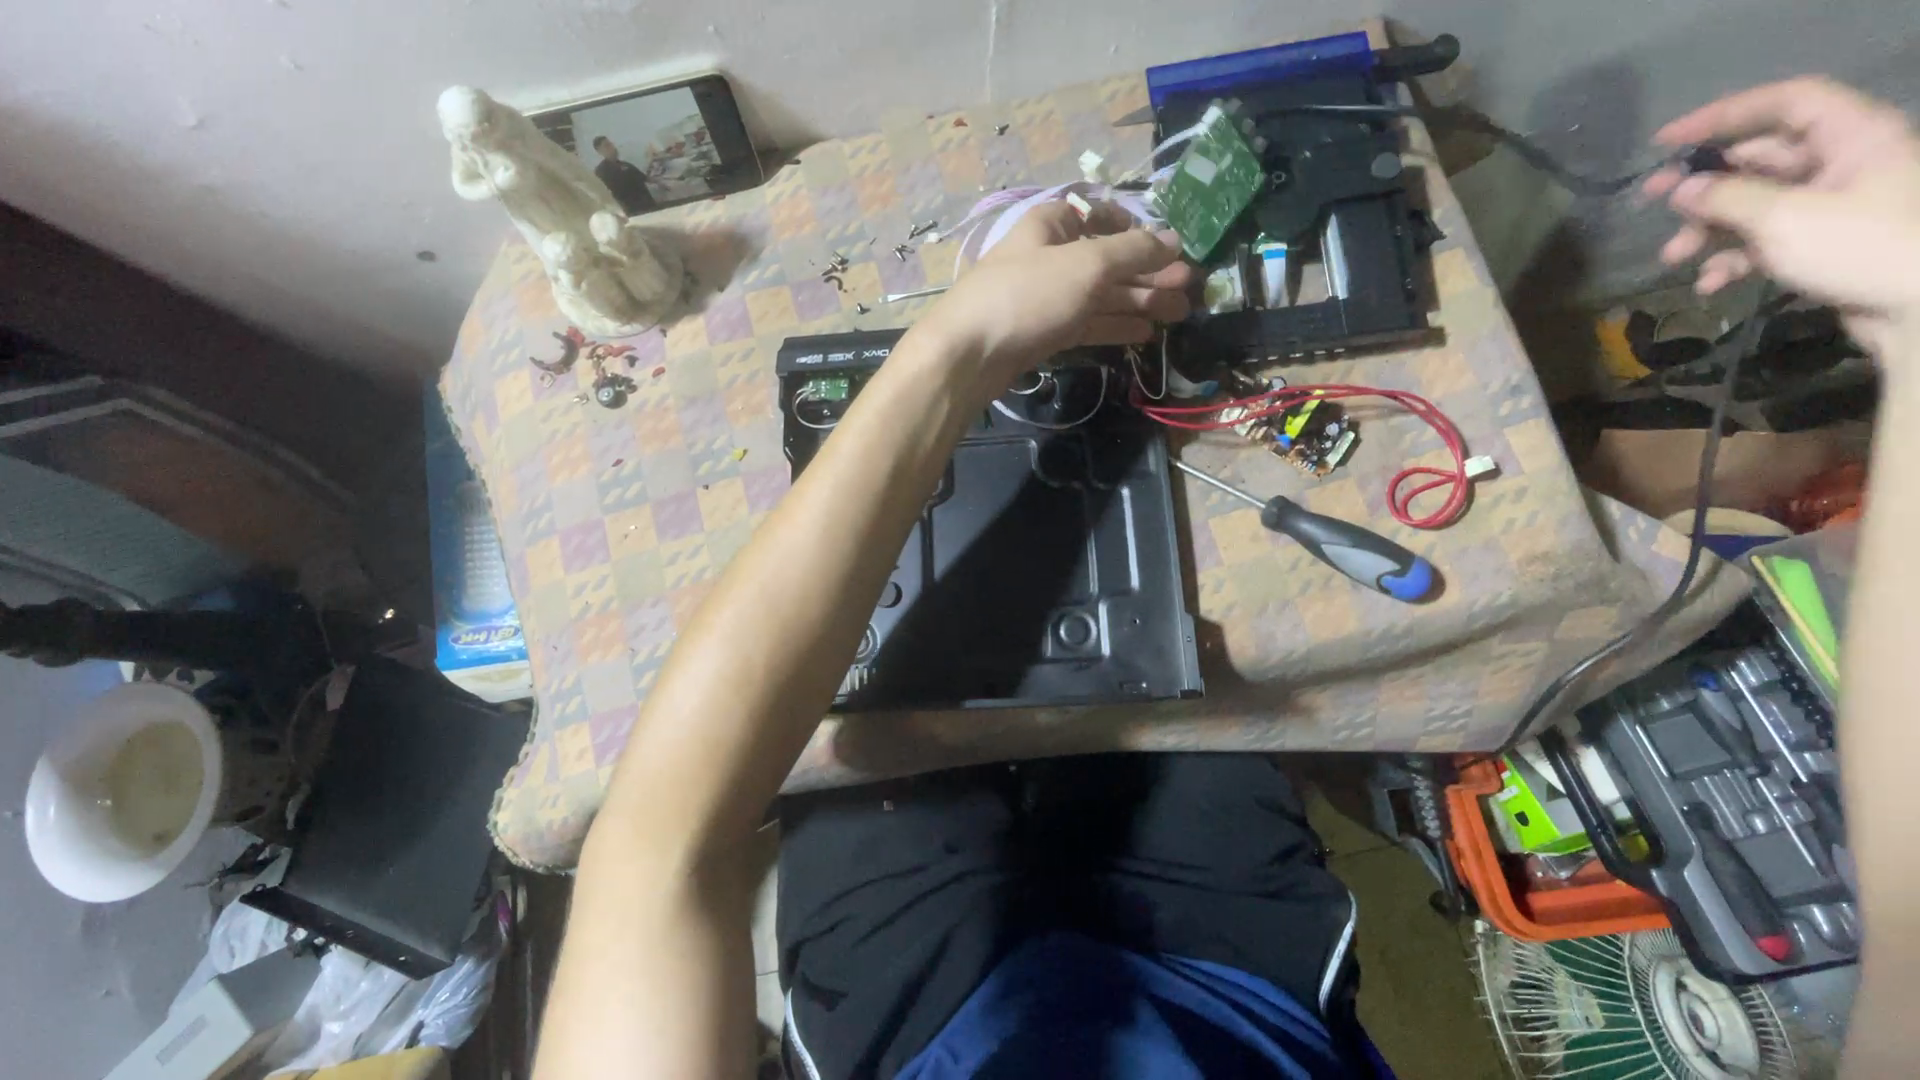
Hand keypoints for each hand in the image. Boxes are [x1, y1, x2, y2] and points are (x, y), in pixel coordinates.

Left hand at [918, 200, 1192, 397]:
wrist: (968, 354)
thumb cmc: (1027, 296)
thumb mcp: (1087, 264)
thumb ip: (1134, 251)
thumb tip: (1175, 239)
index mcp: (1051, 225)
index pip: (1097, 215)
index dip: (1134, 228)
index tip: (1167, 247)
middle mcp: (1047, 257)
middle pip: (1106, 259)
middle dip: (1147, 273)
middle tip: (1190, 289)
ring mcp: (1044, 298)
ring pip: (1099, 295)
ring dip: (1139, 302)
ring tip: (1179, 314)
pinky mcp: (1041, 333)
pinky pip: (1085, 323)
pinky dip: (1114, 326)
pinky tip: (1144, 333)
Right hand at [1644, 77, 1919, 355]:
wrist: (1918, 308)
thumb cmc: (1861, 247)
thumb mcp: (1784, 219)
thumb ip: (1726, 198)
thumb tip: (1680, 188)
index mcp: (1851, 136)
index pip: (1783, 103)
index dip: (1723, 115)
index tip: (1666, 142)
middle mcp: (1842, 161)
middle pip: (1758, 159)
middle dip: (1704, 186)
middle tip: (1653, 201)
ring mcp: (1830, 203)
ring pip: (1752, 203)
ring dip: (1708, 231)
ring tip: (1675, 258)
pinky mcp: (1820, 241)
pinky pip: (1763, 239)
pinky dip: (1731, 259)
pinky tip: (1711, 284)